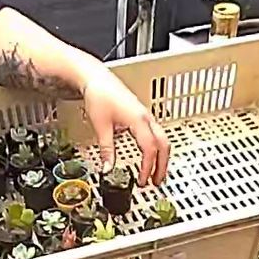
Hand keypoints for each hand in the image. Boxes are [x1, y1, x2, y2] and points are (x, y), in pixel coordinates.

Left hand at [81, 68, 170, 186]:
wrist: (96, 77)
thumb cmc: (99, 94)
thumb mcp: (100, 126)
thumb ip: (106, 150)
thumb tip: (107, 169)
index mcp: (138, 120)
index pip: (149, 149)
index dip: (147, 167)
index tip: (143, 180)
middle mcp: (145, 118)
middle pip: (163, 145)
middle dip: (162, 165)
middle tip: (157, 182)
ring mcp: (146, 115)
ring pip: (162, 139)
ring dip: (161, 157)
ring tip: (156, 172)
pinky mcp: (142, 114)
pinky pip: (156, 134)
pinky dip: (157, 148)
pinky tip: (150, 155)